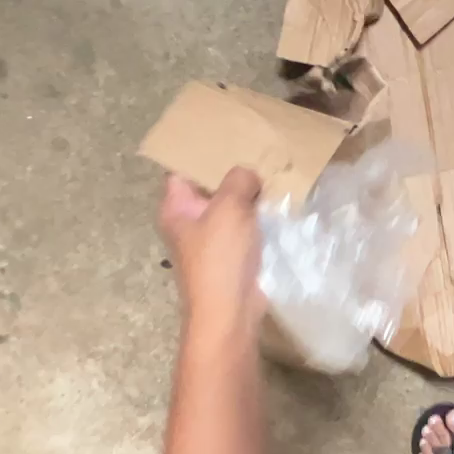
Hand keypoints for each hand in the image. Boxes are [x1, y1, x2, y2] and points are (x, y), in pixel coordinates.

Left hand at [158, 168, 264, 336]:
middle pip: (211, 190)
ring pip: (232, 212)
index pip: (184, 171)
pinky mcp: (232, 260)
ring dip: (251, 200)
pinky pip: (246, 232)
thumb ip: (239, 180)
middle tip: (259, 155)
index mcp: (176, 209)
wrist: (230, 313)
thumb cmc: (221, 257)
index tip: (230, 140)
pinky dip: (259, 222)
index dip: (204, 155)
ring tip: (274, 177)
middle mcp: (189, 224)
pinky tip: (278, 209)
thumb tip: (249, 177)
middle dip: (234, 176)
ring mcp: (212, 244)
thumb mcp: (229, 207)